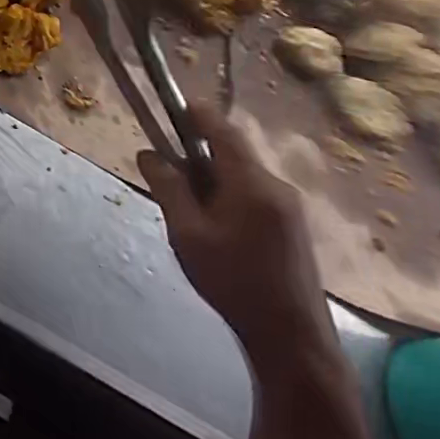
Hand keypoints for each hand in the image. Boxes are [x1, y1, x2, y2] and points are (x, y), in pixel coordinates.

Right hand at [139, 105, 332, 360]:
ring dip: (208, 177)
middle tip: (162, 169)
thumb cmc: (231, 279)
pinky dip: (223, 193)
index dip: (197, 114)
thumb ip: (168, 187)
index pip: (224, 132)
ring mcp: (287, 207)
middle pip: (230, 153)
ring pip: (238, 175)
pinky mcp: (289, 225)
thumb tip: (150, 153)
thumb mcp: (186, 232)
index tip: (172, 103)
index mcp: (252, 184)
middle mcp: (276, 187)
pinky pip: (250, 193)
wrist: (290, 335)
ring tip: (180, 204)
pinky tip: (206, 221)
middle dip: (195, 152)